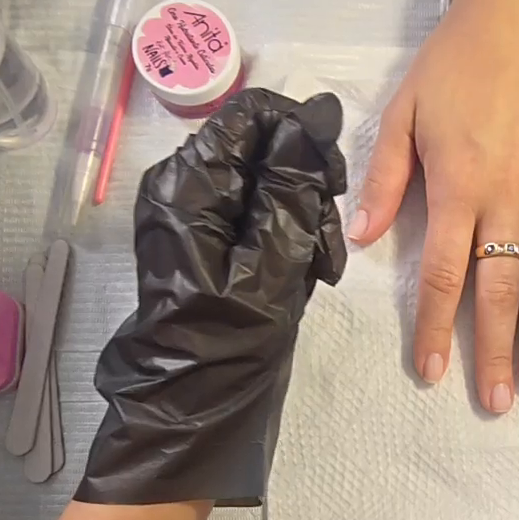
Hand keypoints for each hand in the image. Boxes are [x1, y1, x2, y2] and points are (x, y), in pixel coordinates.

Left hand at [75, 89, 347, 506]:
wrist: (196, 406)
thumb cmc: (229, 340)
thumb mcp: (272, 262)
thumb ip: (293, 184)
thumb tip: (319, 113)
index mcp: (190, 183)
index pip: (252, 115)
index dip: (301, 137)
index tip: (331, 185)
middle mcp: (187, 186)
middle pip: (263, 149)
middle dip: (307, 188)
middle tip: (325, 244)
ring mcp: (199, 215)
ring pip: (269, 185)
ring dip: (305, 220)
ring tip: (319, 271)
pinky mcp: (212, 241)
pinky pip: (261, 217)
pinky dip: (290, 240)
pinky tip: (305, 275)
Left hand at [352, 10, 518, 412]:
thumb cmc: (454, 69)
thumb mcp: (402, 116)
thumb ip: (383, 180)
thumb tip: (358, 237)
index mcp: (457, 190)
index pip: (441, 274)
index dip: (434, 326)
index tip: (432, 371)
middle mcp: (505, 201)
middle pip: (497, 290)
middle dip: (493, 349)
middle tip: (495, 401)